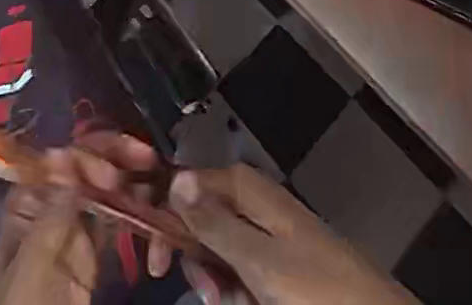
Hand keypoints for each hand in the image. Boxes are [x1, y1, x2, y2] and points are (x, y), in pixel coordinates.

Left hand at [0, 133, 168, 304]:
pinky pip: (110, 225)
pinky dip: (131, 212)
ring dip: (126, 180)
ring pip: (99, 192)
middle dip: (111, 159)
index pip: (53, 164)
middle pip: (79, 171)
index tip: (112, 163)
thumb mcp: (30, 270)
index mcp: (22, 208)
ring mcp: (68, 234)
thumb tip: (63, 154)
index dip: (83, 154)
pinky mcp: (88, 259)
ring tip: (153, 176)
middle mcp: (46, 212)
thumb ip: (49, 217)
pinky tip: (151, 205)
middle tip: (145, 160)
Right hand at [170, 166, 416, 304]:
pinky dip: (236, 290)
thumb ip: (216, 222)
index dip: (169, 207)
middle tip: (196, 286)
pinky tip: (240, 303)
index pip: (195, 182)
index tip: (152, 248)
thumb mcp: (261, 262)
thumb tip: (175, 179)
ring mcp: (272, 240)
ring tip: (225, 302)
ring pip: (221, 251)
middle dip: (193, 253)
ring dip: (214, 279)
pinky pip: (244, 274)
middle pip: (205, 217)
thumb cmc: (319, 292)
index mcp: (252, 193)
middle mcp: (258, 208)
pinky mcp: (283, 272)